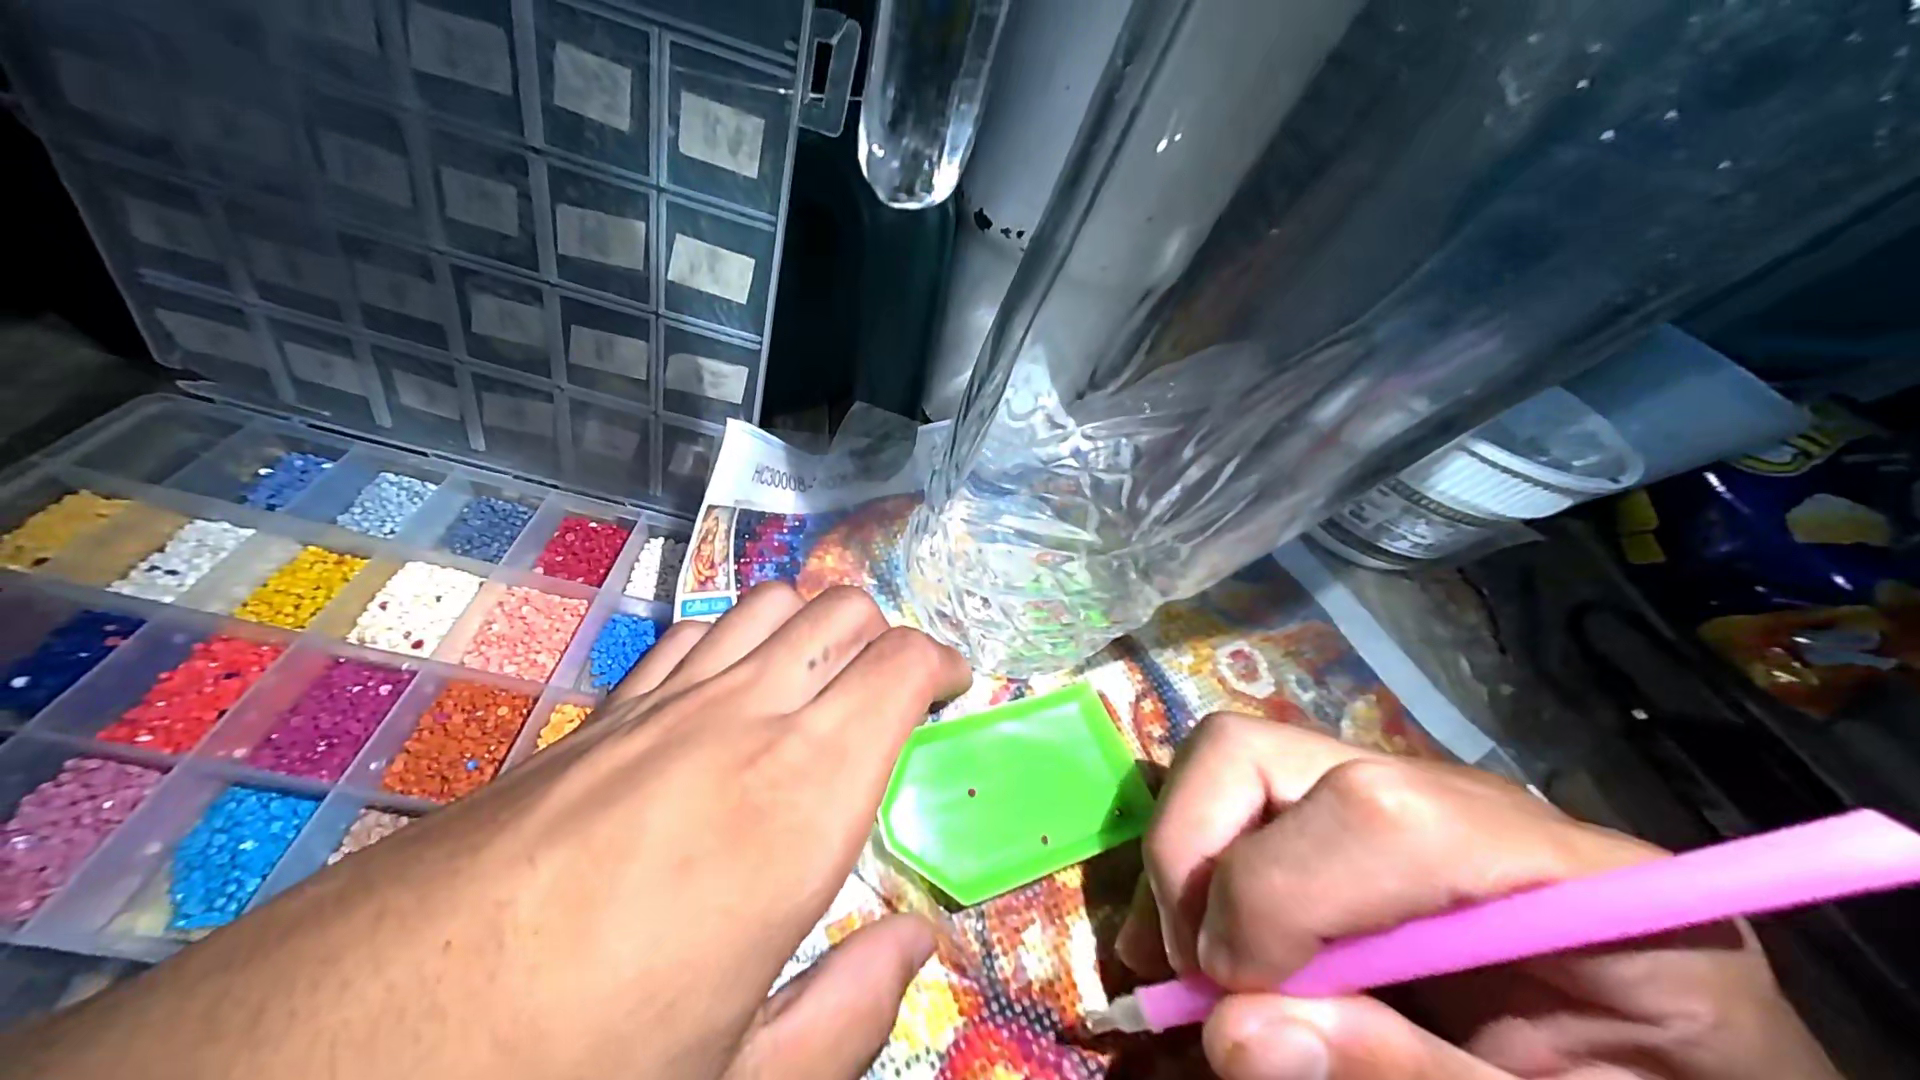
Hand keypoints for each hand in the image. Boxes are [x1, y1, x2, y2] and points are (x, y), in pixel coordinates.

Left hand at [2, 584, 970, 1079]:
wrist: (362, 1037)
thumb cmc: (580, 1063)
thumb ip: (855, 1008)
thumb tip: (918, 944)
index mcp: (805, 796)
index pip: (903, 666)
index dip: (945, 661)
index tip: (956, 690)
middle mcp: (747, 716)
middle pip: (845, 612)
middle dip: (890, 634)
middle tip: (899, 688)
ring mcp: (670, 698)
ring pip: (775, 601)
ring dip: (820, 621)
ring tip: (828, 672)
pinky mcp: (607, 706)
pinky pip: (699, 628)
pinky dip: (744, 632)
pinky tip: (738, 680)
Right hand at [1114, 713, 1840, 1079]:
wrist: (1675, 1078)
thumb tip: (1228, 1032)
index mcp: (1571, 875)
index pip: (1377, 814)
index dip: (1274, 896)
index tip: (1236, 1002)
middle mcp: (1458, 799)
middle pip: (1258, 751)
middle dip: (1194, 859)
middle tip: (1199, 977)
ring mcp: (1391, 795)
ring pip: (1226, 762)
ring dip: (1184, 865)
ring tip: (1201, 969)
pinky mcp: (1347, 814)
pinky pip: (1231, 801)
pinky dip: (1193, 871)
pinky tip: (1209, 948)